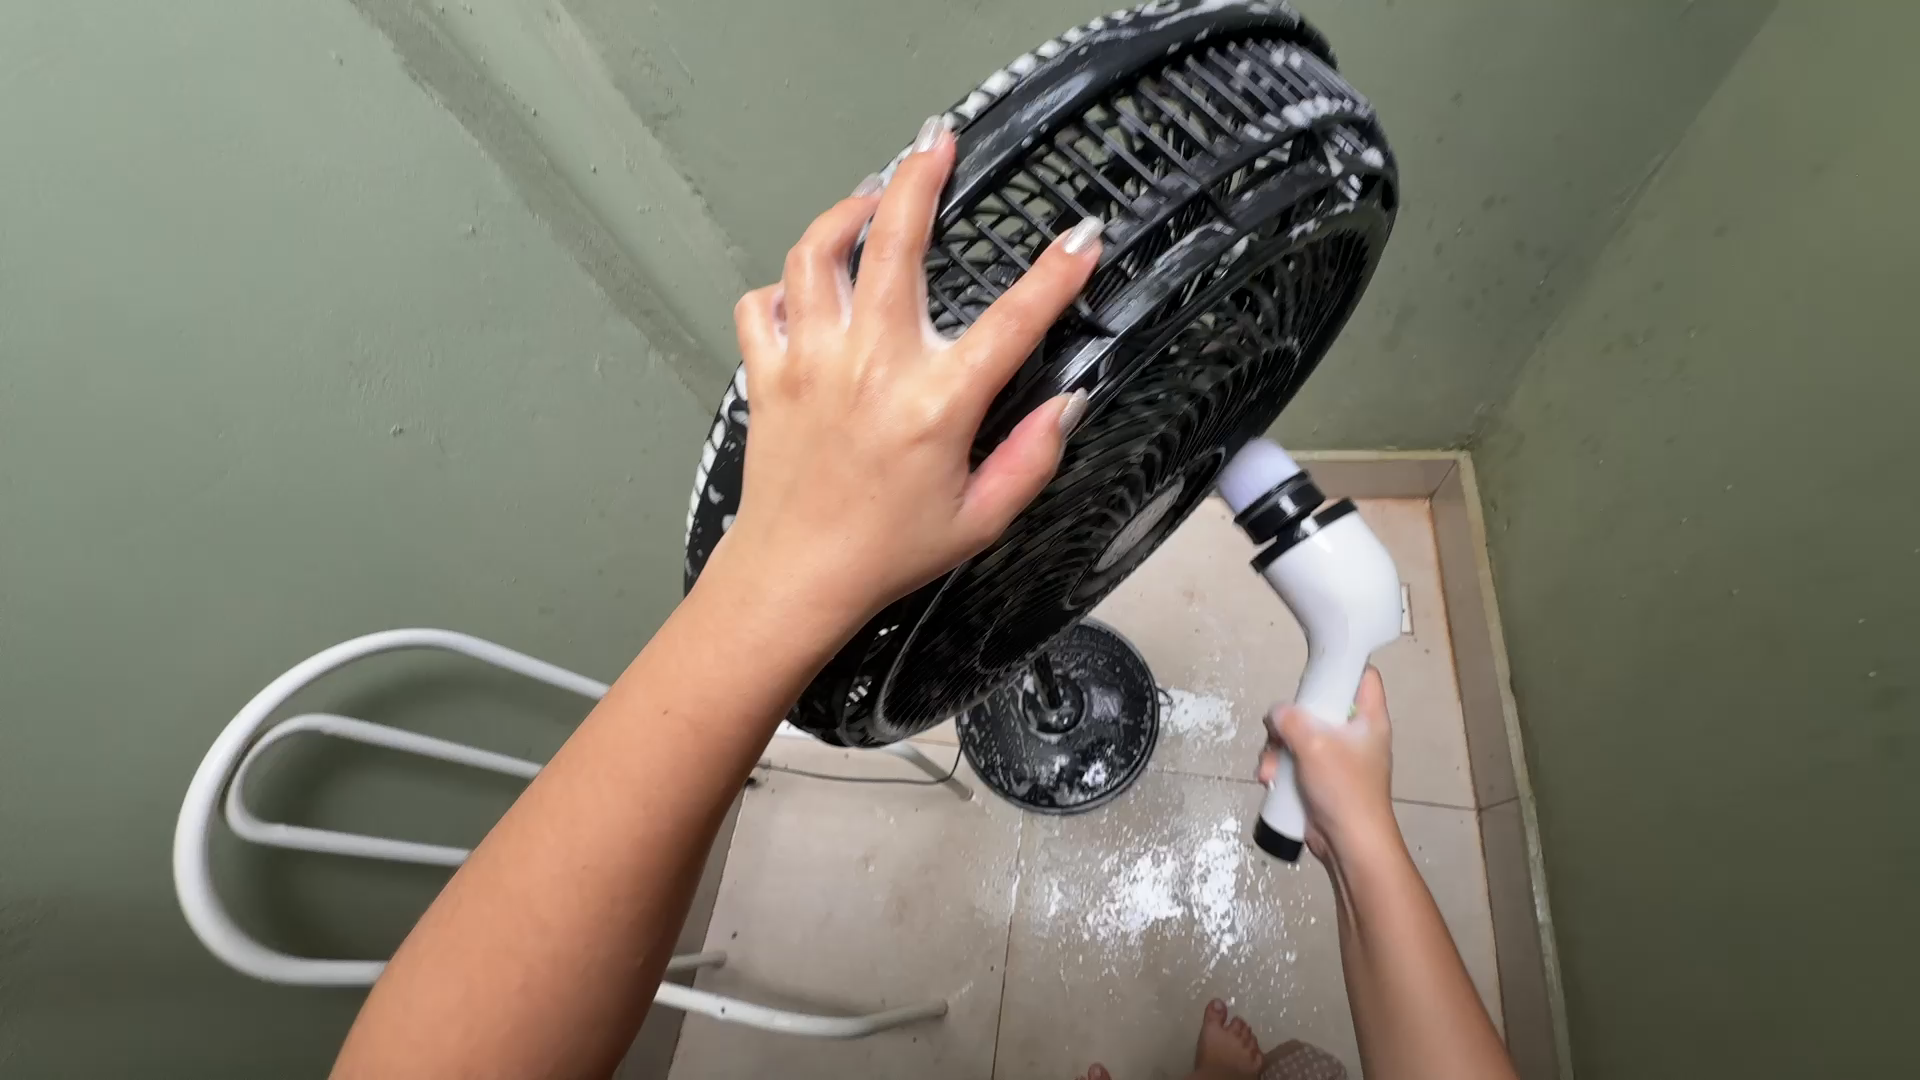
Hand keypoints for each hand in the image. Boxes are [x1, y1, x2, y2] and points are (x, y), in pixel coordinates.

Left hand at [706, 115, 1103, 636]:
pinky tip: (806, 289)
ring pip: (818, 253)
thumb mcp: (979, 520)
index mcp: (935, 403)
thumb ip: (1031, 458)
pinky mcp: (769, 375)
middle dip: (922, 178)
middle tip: (938, 144)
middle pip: (896, 241)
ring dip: (846, 213)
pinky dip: (783, 286)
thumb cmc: (886, 553)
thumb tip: (1067, 405)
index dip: (1056, 274)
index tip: (1081, 238)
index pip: (1013, 321)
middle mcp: (872, 366)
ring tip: (870, 199)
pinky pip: (763, 304)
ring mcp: (812, 363)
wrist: (796, 576)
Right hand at [1258, 667, 1396, 861]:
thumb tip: (1277, 715)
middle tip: (1279, 729)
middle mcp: (1354, 734)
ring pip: (1297, 733)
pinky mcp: (1319, 776)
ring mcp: (1336, 756)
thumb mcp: (1314, 744)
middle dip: (1289, 719)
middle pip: (1317, 706)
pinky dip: (1278, 766)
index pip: (1363, 677)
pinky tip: (1268, 779)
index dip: (1342, 667)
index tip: (1314, 669)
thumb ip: (1290, 719)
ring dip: (1276, 748)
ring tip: (1269, 767)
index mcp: (1368, 720)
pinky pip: (1292, 758)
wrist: (1349, 844)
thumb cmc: (1343, 788)